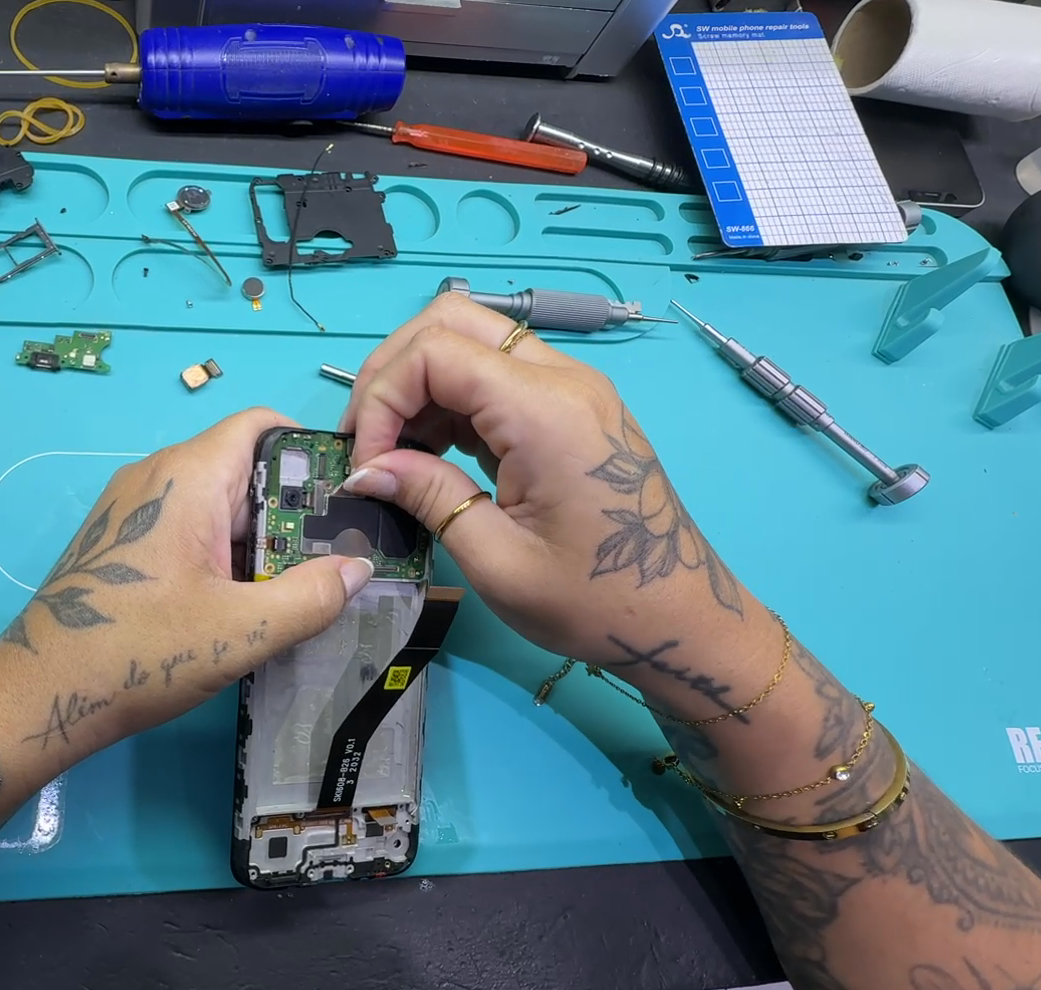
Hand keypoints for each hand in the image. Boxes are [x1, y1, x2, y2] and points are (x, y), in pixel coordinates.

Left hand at [0, 408, 374, 744]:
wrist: (40, 694)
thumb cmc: (142, 652)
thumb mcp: (242, 630)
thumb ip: (312, 596)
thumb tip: (359, 567)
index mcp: (188, 477)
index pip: (260, 425)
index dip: (309, 449)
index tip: (344, 496)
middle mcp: (156, 476)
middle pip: (241, 467)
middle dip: (289, 508)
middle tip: (330, 556)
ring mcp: (131, 506)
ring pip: (213, 501)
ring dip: (255, 538)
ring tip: (293, 585)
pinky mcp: (118, 537)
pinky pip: (184, 525)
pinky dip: (219, 550)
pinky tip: (238, 599)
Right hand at [338, 294, 753, 663]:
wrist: (677, 617)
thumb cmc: (592, 601)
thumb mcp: (496, 560)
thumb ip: (428, 497)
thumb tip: (362, 470)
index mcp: (545, 412)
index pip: (436, 353)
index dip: (381, 399)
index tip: (365, 463)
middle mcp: (560, 379)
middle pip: (450, 321)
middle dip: (390, 372)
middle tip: (365, 440)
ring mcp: (565, 388)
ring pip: (467, 339)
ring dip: (413, 384)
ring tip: (388, 450)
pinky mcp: (562, 407)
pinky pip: (487, 374)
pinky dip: (442, 400)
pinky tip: (424, 451)